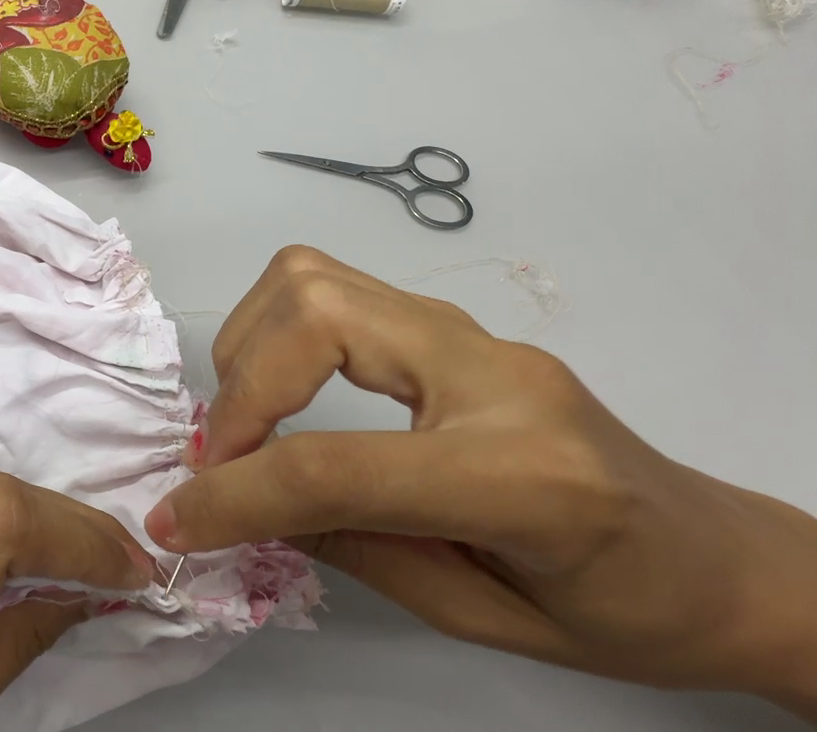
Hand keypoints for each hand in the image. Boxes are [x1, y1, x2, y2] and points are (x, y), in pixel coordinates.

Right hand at [144, 246, 816, 719]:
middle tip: (223, 457)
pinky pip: (326, 285)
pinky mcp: (444, 319)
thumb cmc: (616, 611)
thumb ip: (346, 546)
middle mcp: (493, 372)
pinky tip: (278, 386)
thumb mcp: (477, 615)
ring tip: (247, 421)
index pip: (336, 466)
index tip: (174, 523)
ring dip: (248, 348)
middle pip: (314, 316)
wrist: (720, 558)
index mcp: (523, 478)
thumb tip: (233, 505)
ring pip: (310, 278)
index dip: (234, 494)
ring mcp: (469, 331)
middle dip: (239, 387)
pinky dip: (272, 330)